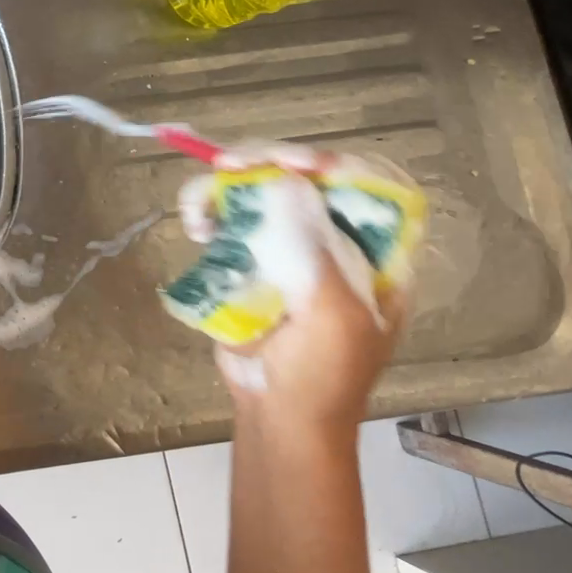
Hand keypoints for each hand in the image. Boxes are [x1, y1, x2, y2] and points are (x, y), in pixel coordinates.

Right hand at [181, 144, 409, 436]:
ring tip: (198, 208)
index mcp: (376, 252)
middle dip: (264, 163)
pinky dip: (205, 210)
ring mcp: (284, 244)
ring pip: (255, 189)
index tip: (292, 162)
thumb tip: (286, 182)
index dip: (333, 163)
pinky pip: (224, 215)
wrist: (276, 410)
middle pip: (302, 177)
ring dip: (222, 186)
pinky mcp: (244, 254)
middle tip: (226, 163)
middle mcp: (331, 239)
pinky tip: (195, 227)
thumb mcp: (334, 316)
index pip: (366, 186)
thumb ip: (316, 252)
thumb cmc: (324, 373)